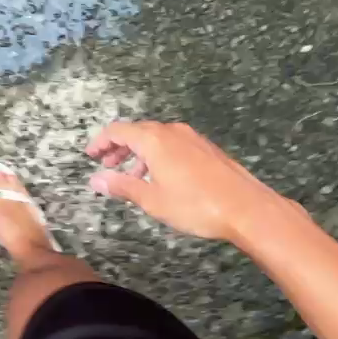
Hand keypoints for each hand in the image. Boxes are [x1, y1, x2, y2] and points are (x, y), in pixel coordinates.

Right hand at [84, 120, 304, 242]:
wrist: (247, 208)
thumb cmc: (196, 205)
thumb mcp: (152, 200)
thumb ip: (122, 186)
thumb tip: (96, 180)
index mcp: (155, 140)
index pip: (118, 130)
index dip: (101, 142)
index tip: (90, 155)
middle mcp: (172, 132)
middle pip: (137, 132)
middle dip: (119, 148)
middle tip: (106, 166)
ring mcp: (192, 138)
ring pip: (156, 139)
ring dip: (139, 154)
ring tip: (132, 178)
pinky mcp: (206, 149)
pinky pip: (173, 145)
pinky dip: (158, 156)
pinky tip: (161, 178)